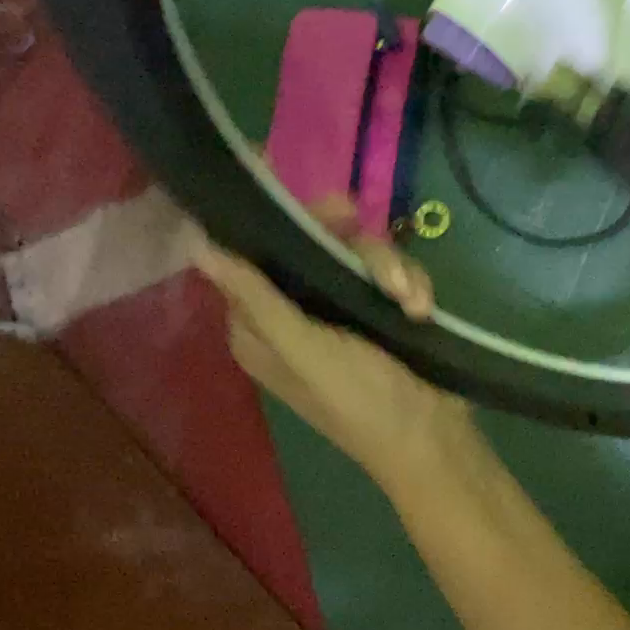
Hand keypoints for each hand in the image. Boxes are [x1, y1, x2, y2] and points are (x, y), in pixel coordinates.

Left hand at [192, 195, 475, 483]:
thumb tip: (197, 242)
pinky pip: (397, 274)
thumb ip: (256, 298)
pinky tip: (422, 309)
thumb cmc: (361, 401)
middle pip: (316, 245)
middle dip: (351, 245)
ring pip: (364, 256)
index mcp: (261, 326)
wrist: (432, 436)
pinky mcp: (390, 312)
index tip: (313, 194)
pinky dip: (413, 286)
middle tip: (364, 223)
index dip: (279, 221)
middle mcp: (300, 312)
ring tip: (412, 301)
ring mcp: (350, 311)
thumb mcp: (304, 351)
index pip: (256, 254)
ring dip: (392, 269)